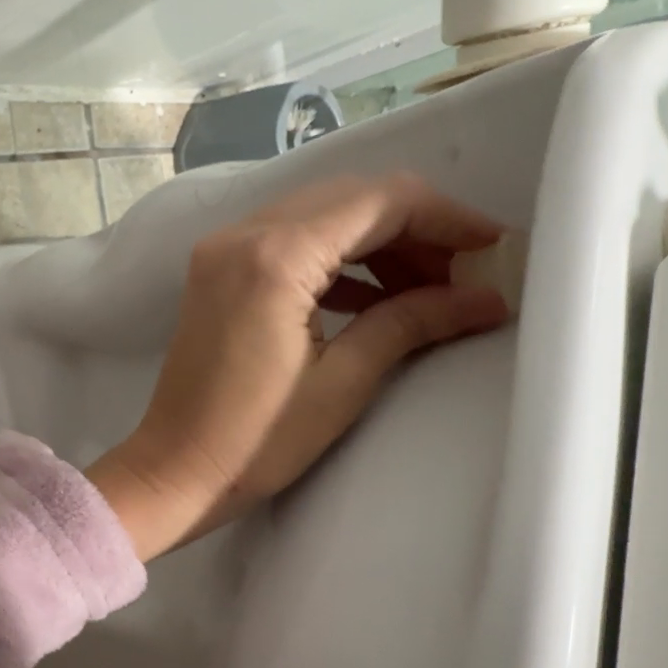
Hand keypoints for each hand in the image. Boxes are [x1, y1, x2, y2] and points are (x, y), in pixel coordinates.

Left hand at [86, 173, 511, 560]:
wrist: (175, 468)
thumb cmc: (256, 440)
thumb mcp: (344, 381)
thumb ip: (413, 322)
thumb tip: (487, 298)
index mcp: (273, 257)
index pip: (379, 201)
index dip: (446, 218)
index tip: (493, 249)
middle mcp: (241, 237)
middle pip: (348, 199)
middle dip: (415, 228)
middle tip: (464, 275)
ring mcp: (221, 252)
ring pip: (319, 217)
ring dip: (376, 243)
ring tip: (430, 292)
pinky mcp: (216, 273)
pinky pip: (288, 243)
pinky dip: (336, 259)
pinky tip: (377, 298)